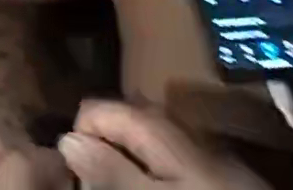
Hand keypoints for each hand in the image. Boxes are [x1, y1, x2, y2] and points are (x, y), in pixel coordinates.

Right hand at [58, 100, 269, 189]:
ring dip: (131, 168)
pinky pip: (175, 167)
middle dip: (105, 152)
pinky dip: (158, 177)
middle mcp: (177, 128)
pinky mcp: (226, 179)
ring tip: (125, 186)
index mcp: (157, 127)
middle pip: (121, 126)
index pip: (95, 109)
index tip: (78, 180)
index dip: (79, 139)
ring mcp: (205, 154)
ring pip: (148, 148)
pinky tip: (163, 187)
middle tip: (99, 186)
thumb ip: (111, 170)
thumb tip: (66, 137)